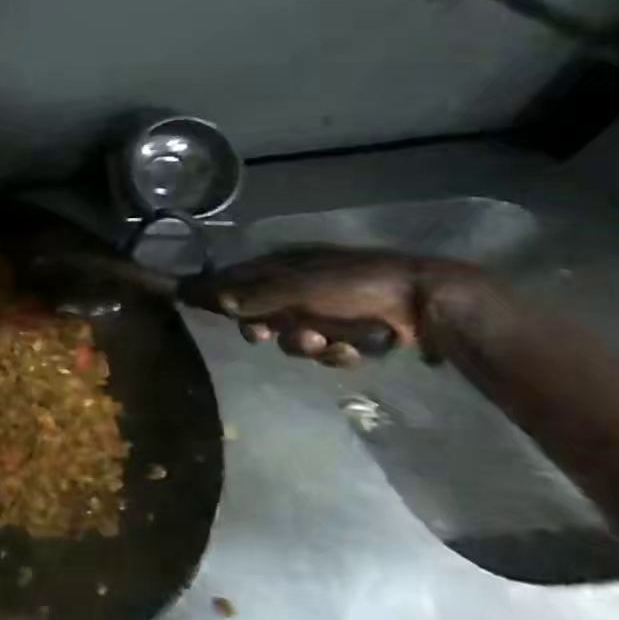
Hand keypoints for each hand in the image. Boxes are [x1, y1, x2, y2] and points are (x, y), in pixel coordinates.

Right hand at [207, 245, 483, 366]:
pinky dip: (337, 352)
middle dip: (265, 327)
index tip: (190, 301)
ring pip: (294, 335)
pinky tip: (354, 350)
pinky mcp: (350, 333)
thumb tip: (219, 301)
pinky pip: (327, 349)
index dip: (215, 291)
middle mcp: (299, 287)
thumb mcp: (304, 286)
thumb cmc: (357, 285)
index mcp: (284, 266)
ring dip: (305, 343)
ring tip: (327, 344)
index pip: (236, 278)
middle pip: (261, 312)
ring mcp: (325, 310)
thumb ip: (261, 295)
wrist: (428, 302)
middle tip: (263, 336)